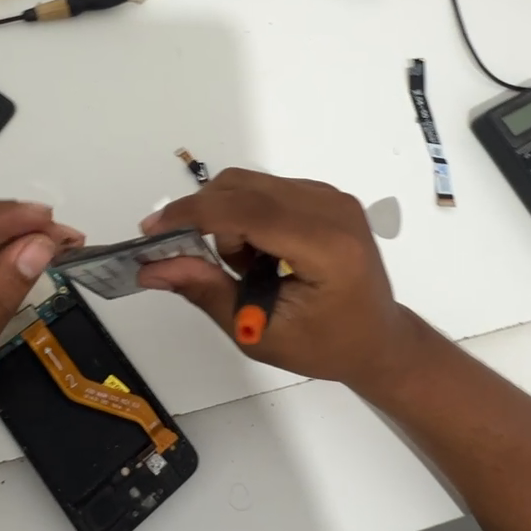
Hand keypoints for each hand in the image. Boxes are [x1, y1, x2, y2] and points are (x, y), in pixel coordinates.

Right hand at [136, 169, 428, 392]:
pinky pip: (266, 189)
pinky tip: (261, 254)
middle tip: (202, 262)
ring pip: (250, 184)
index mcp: (326, 247)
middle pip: (243, 187)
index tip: (152, 230)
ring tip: (244, 266)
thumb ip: (206, 292)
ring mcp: (332, 197)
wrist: (379, 339)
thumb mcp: (259, 333)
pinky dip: (246, 215)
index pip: (247, 211)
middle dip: (207, 219)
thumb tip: (153, 267)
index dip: (193, 214)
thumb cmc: (325, 346)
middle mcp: (332, 209)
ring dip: (228, 219)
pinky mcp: (326, 195)